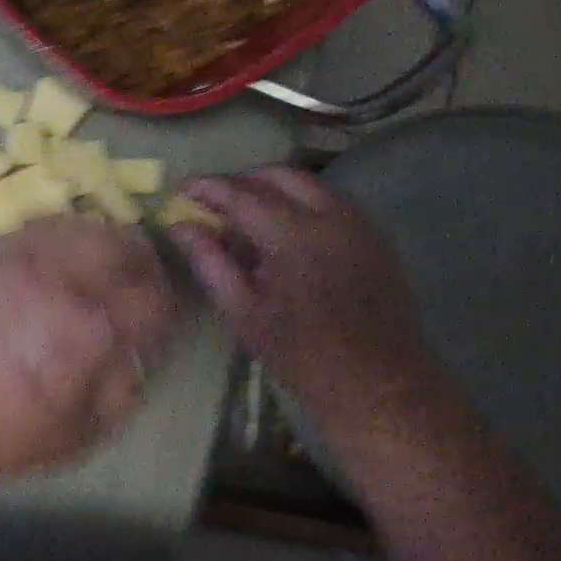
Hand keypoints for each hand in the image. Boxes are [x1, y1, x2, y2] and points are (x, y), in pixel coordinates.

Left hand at [0, 216, 178, 481]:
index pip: (153, 297)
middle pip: (119, 243)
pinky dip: (56, 237)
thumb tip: (140, 346)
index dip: (167, 306)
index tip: (161, 316)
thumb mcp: (85, 431)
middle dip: (139, 260)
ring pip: (75, 226)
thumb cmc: (4, 434)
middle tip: (137, 278)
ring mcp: (13, 262)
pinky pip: (31, 230)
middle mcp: (56, 283)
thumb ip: (125, 384)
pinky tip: (55, 260)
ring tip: (100, 264)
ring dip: (99, 241)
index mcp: (90, 329)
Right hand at [170, 168, 438, 414]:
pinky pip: (331, 202)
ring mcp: (360, 227)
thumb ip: (210, 260)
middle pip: (280, 176)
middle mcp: (332, 219)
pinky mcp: (375, 240)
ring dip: (271, 188)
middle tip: (210, 201)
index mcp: (294, 237)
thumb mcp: (242, 310)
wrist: (380, 383)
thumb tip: (180, 226)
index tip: (179, 190)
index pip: (242, 194)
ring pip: (310, 185)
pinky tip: (281, 231)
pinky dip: (299, 202)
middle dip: (241, 180)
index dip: (208, 188)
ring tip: (243, 215)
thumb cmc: (300, 352)